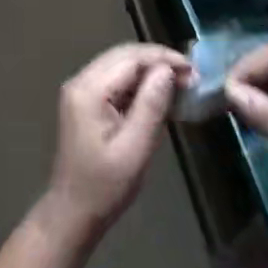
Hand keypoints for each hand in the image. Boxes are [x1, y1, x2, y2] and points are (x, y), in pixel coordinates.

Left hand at [41, 43, 188, 243]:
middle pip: (125, 55)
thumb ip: (151, 105)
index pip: (131, 58)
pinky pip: (116, 79)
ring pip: (121, 64)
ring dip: (151, 69)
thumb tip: (167, 70)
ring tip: (181, 84)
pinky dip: (140, 82)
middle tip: (191, 77)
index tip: (193, 72)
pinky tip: (161, 94)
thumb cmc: (104, 186)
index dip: (164, 59)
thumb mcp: (135, 148)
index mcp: (89, 91)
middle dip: (160, 61)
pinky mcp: (86, 100)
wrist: (73, 212)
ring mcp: (81, 90)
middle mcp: (81, 82)